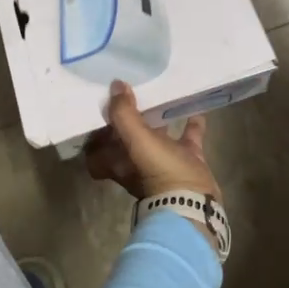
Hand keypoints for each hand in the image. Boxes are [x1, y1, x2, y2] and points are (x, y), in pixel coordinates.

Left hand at [83, 81, 221, 201]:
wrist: (194, 201)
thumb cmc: (159, 172)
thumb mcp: (137, 141)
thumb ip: (124, 114)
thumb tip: (115, 86)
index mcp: (119, 162)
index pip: (96, 152)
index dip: (94, 135)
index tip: (98, 108)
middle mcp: (137, 163)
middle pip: (126, 140)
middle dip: (127, 118)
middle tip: (130, 91)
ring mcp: (163, 163)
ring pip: (157, 137)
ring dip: (158, 118)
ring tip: (159, 92)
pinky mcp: (186, 160)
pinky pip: (188, 137)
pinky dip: (190, 123)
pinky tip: (194, 105)